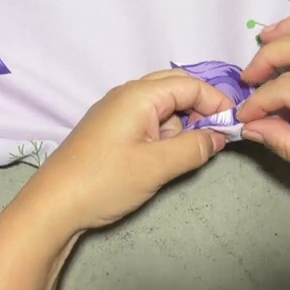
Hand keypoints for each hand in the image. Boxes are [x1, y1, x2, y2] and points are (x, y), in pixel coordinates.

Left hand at [16, 70, 231, 233]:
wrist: (53, 205)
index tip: (235, 127)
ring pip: (162, 105)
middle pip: (176, 88)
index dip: (216, 102)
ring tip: (186, 153)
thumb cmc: (106, 181)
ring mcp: (116, 111)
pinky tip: (164, 156)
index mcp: (139, 94)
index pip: (190, 84)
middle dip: (200, 109)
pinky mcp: (109, 129)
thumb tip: (219, 136)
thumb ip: (194, 147)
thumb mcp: (157, 166)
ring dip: (180, 123)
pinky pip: (146, 120)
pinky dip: (163, 132)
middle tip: (214, 137)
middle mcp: (127, 94)